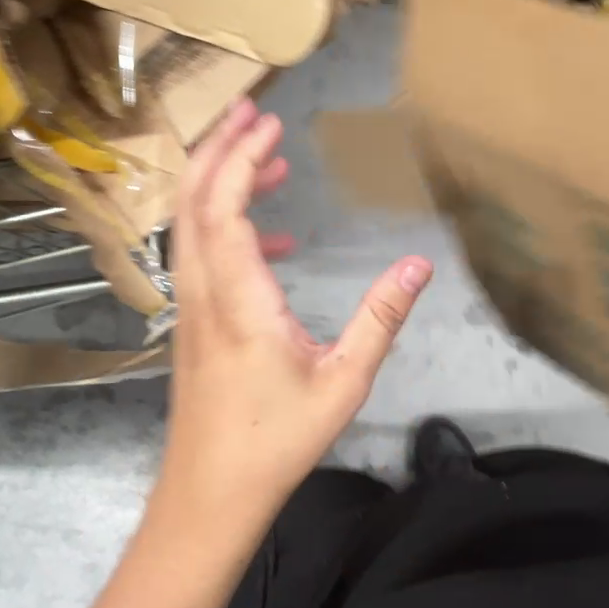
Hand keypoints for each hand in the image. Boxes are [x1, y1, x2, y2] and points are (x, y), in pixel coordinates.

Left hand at [160, 98, 433, 504]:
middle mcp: (204, 291)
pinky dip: (228, 225)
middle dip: (218, 148)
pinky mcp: (195, 322)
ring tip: (263, 153)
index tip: (270, 123)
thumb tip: (418, 263)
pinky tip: (274, 237)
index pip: (226, 207)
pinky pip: (202, 254)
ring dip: (218, 180)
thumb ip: (382, 316)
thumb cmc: (276, 439)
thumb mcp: (345, 379)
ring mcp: (192, 306)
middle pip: (194, 201)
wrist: (209, 497)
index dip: (243, 158)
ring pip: (190, 224)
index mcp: (238, 297)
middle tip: (250, 110)